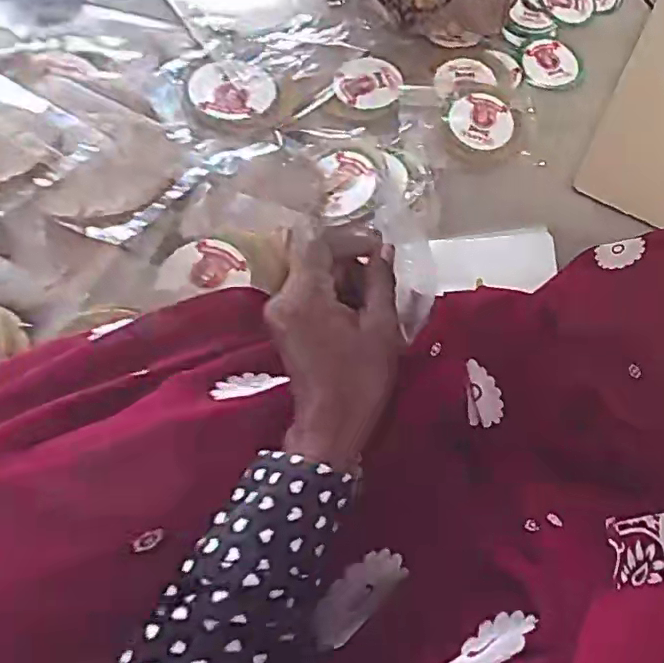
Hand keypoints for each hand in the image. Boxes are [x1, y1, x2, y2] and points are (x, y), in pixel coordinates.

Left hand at [264, 230, 403, 469]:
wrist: (332, 424)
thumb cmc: (362, 376)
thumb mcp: (381, 325)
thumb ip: (381, 281)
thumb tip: (384, 250)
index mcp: (303, 297)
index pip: (319, 244)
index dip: (352, 238)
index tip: (380, 246)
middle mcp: (282, 299)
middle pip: (314, 259)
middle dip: (351, 260)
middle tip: (384, 274)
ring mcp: (279, 313)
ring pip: (313, 275)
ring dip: (345, 277)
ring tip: (376, 295)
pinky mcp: (284, 324)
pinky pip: (309, 293)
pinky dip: (334, 292)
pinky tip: (360, 308)